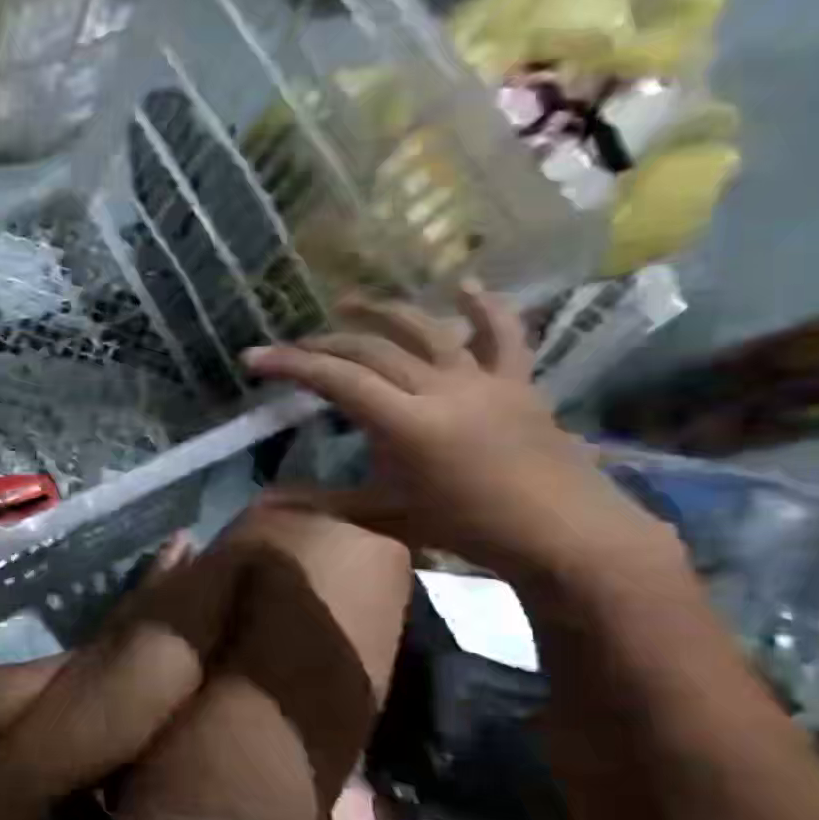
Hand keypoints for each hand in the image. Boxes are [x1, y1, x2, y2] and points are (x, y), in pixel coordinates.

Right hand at [243, 281, 673, 579]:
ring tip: (348, 301)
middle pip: (372, 350)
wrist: (564, 534)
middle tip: (291, 347)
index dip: (291, 365)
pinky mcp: (518, 381)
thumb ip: (322, 504)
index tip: (254, 358)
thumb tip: (263, 503)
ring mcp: (484, 380)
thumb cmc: (467, 529)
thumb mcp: (384, 517)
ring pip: (427, 330)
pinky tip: (465, 284)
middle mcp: (442, 389)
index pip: (337, 380)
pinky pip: (504, 335)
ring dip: (384, 312)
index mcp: (407, 424)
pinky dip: (485, 307)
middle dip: (324, 344)